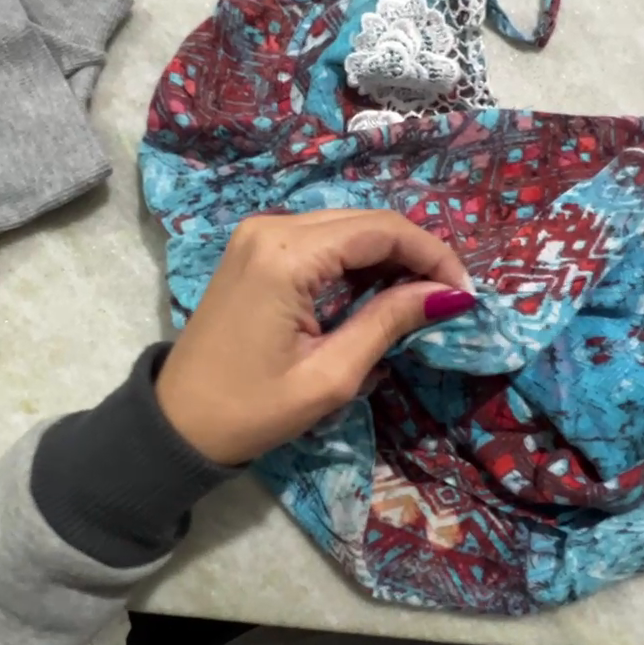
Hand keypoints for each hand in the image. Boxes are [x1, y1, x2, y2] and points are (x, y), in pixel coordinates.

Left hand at [156, 210, 476, 464]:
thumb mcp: (330, 375)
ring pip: (344, 227)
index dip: (432, 254)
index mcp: (286, 255)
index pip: (380, 230)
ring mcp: (258, 235)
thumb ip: (388, 322)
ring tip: (421, 297)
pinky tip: (378, 291)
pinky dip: (355, 260)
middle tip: (449, 296)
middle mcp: (271, 227)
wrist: (177, 423)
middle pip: (364, 221)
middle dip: (414, 253)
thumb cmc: (251, 410)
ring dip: (387, 256)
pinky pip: (319, 240)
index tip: (466, 292)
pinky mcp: (254, 250)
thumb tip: (449, 295)